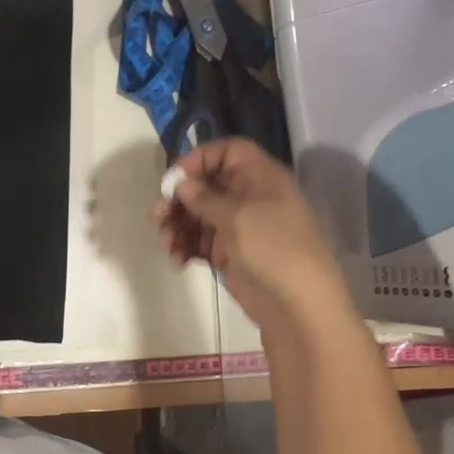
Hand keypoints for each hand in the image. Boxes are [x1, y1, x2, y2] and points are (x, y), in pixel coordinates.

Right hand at [151, 137, 353, 333]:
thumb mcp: (239, 216)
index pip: (227, 152)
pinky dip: (185, 248)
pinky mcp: (228, 253)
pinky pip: (199, 243)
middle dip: (178, 200)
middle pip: (205, 186)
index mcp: (259, 178)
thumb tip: (182, 184)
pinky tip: (178, 261)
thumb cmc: (273, 248)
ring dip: (177, 228)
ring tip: (167, 246)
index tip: (174, 179)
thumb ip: (205, 198)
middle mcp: (247, 197)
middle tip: (157, 217)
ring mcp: (237, 227)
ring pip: (197, 216)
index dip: (199, 159)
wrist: (295, 302)